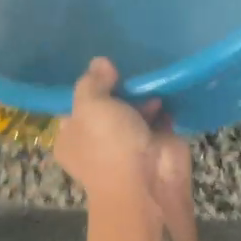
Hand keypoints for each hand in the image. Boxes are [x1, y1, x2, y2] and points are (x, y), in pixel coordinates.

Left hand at [55, 58, 191, 214]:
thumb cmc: (109, 144)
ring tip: (151, 72)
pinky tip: (167, 87)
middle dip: (119, 89)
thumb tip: (100, 62)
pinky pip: (160, 117)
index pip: (75, 108)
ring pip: (135, 111)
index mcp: (72, 137)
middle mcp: (99, 141)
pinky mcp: (159, 141)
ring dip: (143, 95)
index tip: (101, 69)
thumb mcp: (90, 106)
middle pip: (108, 107)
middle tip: (129, 65)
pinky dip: (165, 104)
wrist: (148, 178)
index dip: (87, 88)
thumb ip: (93, 82)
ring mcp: (131, 142)